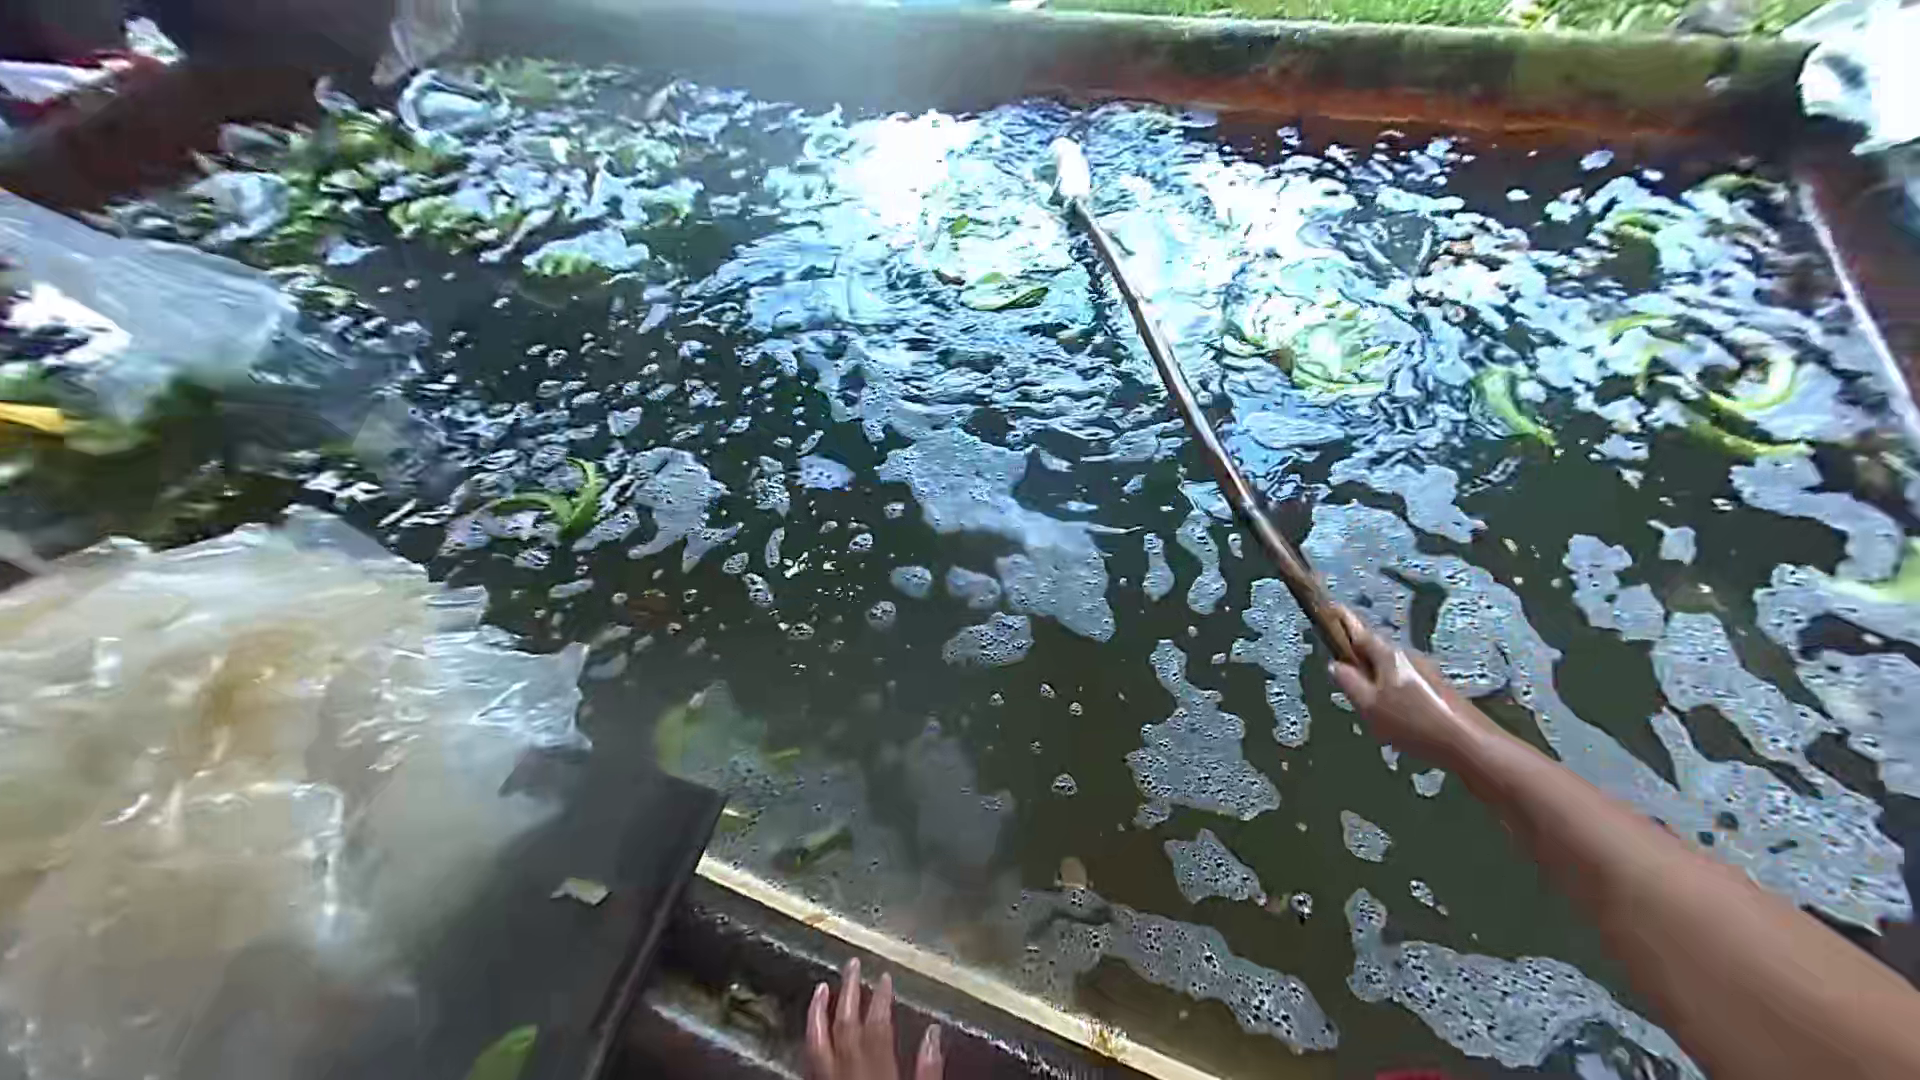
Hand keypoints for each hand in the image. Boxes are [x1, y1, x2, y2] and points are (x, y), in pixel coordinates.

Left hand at [806, 958, 942, 1079]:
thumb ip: (927, 1069)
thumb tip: (934, 1033)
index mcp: (877, 1070)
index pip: (877, 1025)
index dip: (881, 998)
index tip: (885, 976)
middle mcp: (849, 1072)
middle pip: (845, 1026)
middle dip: (849, 991)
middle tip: (852, 963)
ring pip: (818, 1043)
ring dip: (819, 1012)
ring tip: (821, 987)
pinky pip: (809, 1060)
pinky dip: (812, 1038)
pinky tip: (814, 1027)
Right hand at [1327, 606, 1497, 769]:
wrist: (1471, 745)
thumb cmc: (1412, 721)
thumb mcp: (1368, 704)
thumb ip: (1347, 681)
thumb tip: (1335, 664)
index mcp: (1388, 654)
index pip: (1357, 631)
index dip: (1340, 623)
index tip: (1327, 613)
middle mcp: (1408, 655)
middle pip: (1373, 653)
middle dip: (1358, 665)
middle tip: (1351, 692)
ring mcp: (1426, 671)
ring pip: (1389, 671)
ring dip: (1377, 684)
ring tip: (1376, 715)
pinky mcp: (1438, 689)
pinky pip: (1406, 684)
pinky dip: (1395, 696)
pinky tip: (1399, 722)